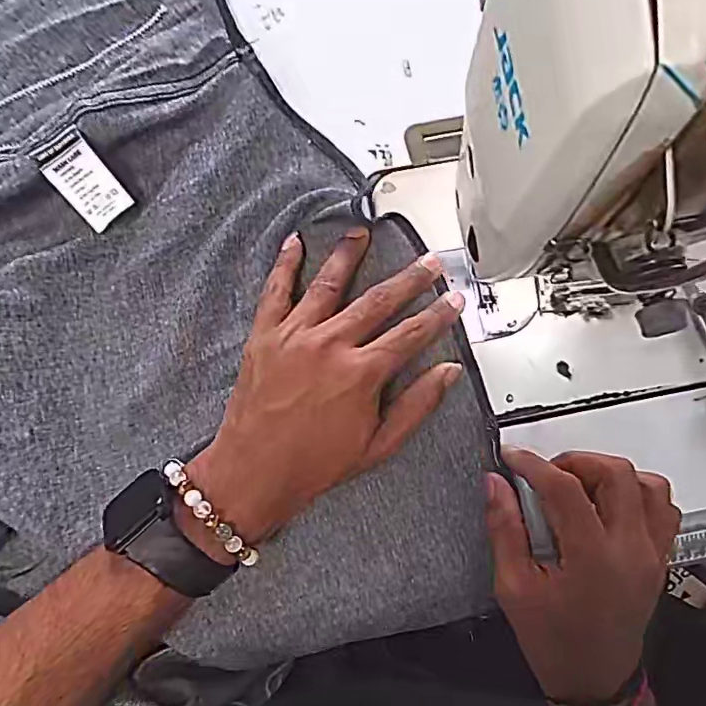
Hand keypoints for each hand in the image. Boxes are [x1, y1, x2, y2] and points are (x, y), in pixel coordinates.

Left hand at [183, 228, 465, 553]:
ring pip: (329, 282)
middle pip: (379, 300)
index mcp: (361, 373)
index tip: (453, 299)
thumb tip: (446, 374)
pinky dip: (285, 263)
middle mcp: (329, 346)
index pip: (411, 333)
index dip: (438, 314)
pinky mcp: (264, 336)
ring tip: (364, 234)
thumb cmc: (311, 464)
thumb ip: (417, 405)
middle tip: (428, 262)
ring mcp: (294, 336)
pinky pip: (276, 290)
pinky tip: (294, 243)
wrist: (253, 472)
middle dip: (410, 278)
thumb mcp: (377, 445)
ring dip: (350, 254)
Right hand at [485, 448, 681, 702]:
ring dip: (610, 474)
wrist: (593, 679)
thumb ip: (504, 529)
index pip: (566, 488)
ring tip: (579, 486)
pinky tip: (610, 504)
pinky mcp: (660, 558)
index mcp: (592, 558)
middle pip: (615, 474)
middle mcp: (631, 551)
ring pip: (647, 484)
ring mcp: (652, 554)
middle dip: (574, 462)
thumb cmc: (555, 642)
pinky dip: (638, 493)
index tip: (514, 459)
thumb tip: (497, 486)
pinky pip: (663, 508)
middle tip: (545, 473)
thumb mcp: (513, 587)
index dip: (534, 465)